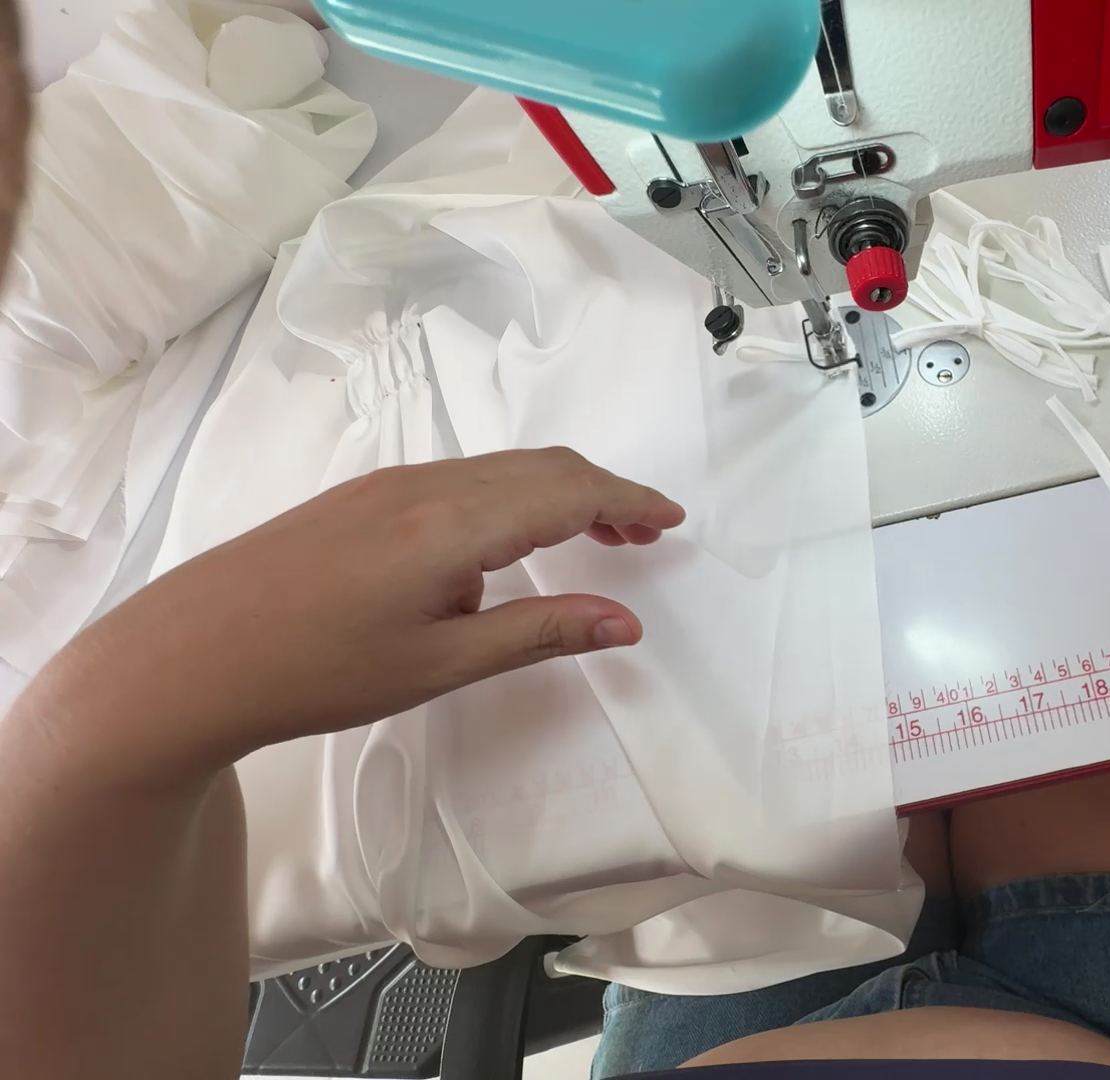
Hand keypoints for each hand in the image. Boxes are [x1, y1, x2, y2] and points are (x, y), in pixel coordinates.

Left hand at [25, 448, 683, 776]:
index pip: (570, 493)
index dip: (631, 502)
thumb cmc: (314, 673)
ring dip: (570, 492)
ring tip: (602, 539)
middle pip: (548, 467)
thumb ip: (543, 633)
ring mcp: (394, 484)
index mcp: (451, 526)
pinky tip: (522, 539)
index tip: (672, 522)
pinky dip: (525, 495)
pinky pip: (475, 476)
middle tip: (647, 537)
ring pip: (512, 467)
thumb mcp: (441, 664)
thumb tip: (628, 624)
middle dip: (610, 493)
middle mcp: (428, 487)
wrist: (171, 665)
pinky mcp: (371, 495)